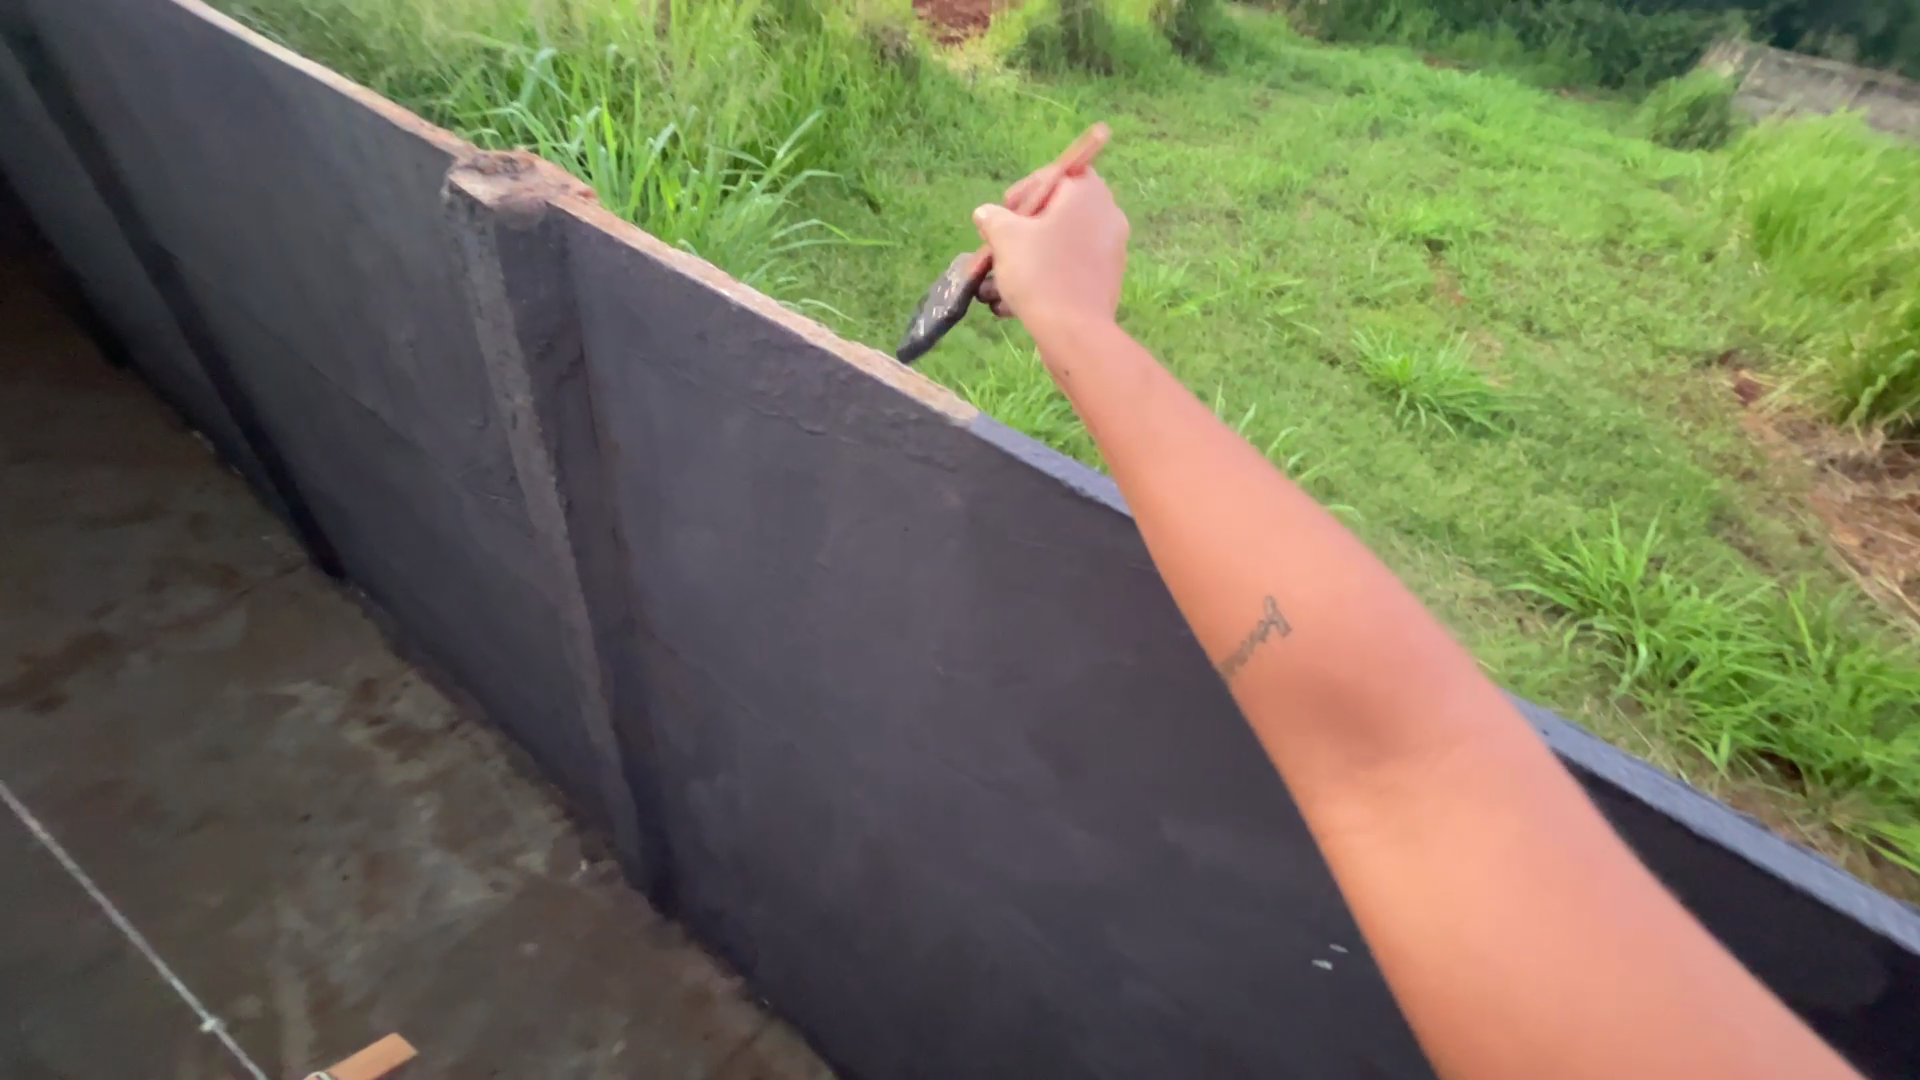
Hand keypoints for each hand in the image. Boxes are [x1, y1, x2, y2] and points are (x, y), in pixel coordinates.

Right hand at [972, 168, 1128, 333]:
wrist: (1074, 332)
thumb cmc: (1040, 273)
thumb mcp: (1005, 238)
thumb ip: (993, 219)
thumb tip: (986, 213)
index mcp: (1088, 193)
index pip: (1057, 174)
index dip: (1025, 191)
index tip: (1003, 213)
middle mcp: (1107, 216)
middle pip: (1058, 213)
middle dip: (1024, 231)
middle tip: (1000, 248)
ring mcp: (1111, 251)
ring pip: (1061, 246)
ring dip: (1030, 260)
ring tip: (999, 283)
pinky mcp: (1106, 282)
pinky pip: (1070, 271)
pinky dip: (1045, 280)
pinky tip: (1016, 304)